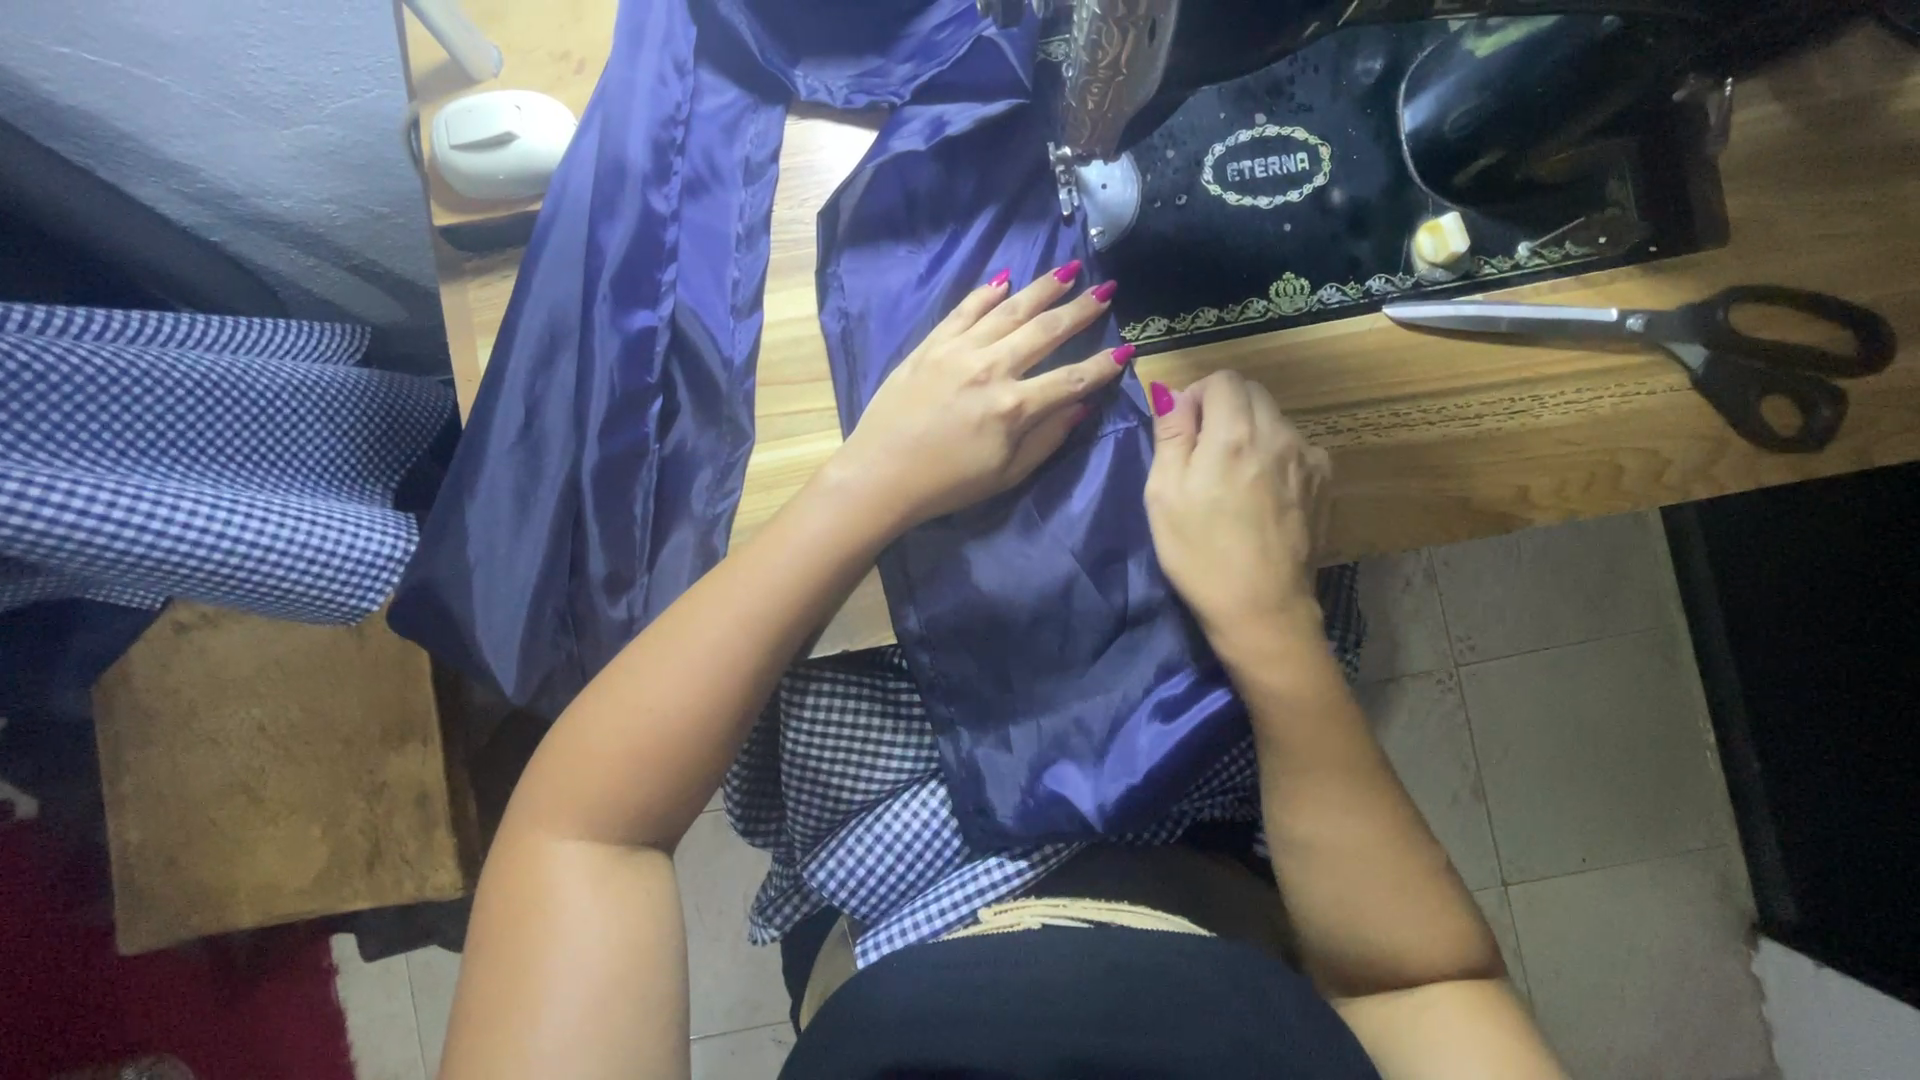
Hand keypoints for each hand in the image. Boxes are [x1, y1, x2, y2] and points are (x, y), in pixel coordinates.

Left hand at [826, 263, 1131, 530]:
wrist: (880, 474)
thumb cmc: (948, 484)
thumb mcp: (1006, 474)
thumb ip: (1047, 438)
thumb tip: (1079, 406)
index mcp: (1015, 407)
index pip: (1072, 379)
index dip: (1104, 366)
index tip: (1127, 350)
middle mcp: (992, 368)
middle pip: (1046, 331)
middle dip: (1080, 311)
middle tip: (1106, 292)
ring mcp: (958, 351)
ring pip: (1009, 310)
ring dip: (1042, 289)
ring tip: (1068, 271)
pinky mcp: (930, 345)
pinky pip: (964, 310)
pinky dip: (986, 293)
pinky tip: (1005, 280)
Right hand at [1143, 370, 1330, 639]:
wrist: (1261, 607)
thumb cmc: (1199, 554)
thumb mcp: (1164, 494)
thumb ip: (1171, 435)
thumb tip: (1173, 394)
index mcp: (1234, 433)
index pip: (1222, 379)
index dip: (1196, 396)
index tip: (1182, 430)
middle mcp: (1279, 433)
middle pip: (1252, 393)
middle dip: (1224, 408)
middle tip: (1202, 452)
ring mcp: (1309, 458)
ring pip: (1275, 420)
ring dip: (1251, 431)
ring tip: (1233, 478)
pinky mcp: (1325, 483)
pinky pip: (1297, 448)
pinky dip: (1277, 455)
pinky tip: (1264, 492)